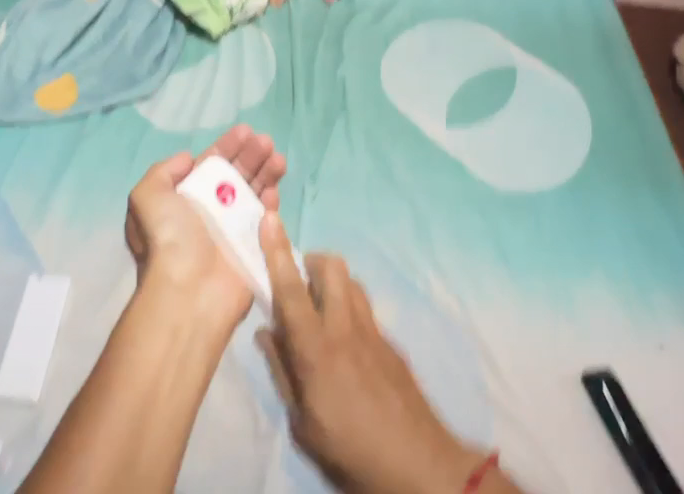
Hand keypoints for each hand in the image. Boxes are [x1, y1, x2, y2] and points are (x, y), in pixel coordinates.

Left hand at [124, 124, 286, 331]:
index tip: (245, 131)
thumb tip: (188, 159)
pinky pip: (265, 218)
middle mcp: (208, 211)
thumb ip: (163, 172)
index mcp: (184, 199)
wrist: (189, 290)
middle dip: (250, 155)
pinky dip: (271, 200)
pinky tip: (275, 186)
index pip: (209, 165)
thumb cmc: (168, 239)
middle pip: (235, 175)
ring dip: (266, 172)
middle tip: (266, 141)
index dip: (226, 146)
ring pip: (253, 192)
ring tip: (277, 157)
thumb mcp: (146, 197)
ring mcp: (232, 229)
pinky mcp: (253, 247)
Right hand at [257, 214, 488, 493]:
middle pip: (331, 267)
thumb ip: (283, 370)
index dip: (277, 251)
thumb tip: (266, 332)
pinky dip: (347, 307)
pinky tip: (344, 343)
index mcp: (316, 348)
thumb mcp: (303, 421)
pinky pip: (365, 308)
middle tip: (296, 281)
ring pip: (351, 282)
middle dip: (310, 260)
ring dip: (330, 281)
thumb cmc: (350, 448)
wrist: (418, 465)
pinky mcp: (392, 344)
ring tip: (317, 309)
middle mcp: (346, 328)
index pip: (291, 288)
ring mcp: (374, 332)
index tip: (269, 218)